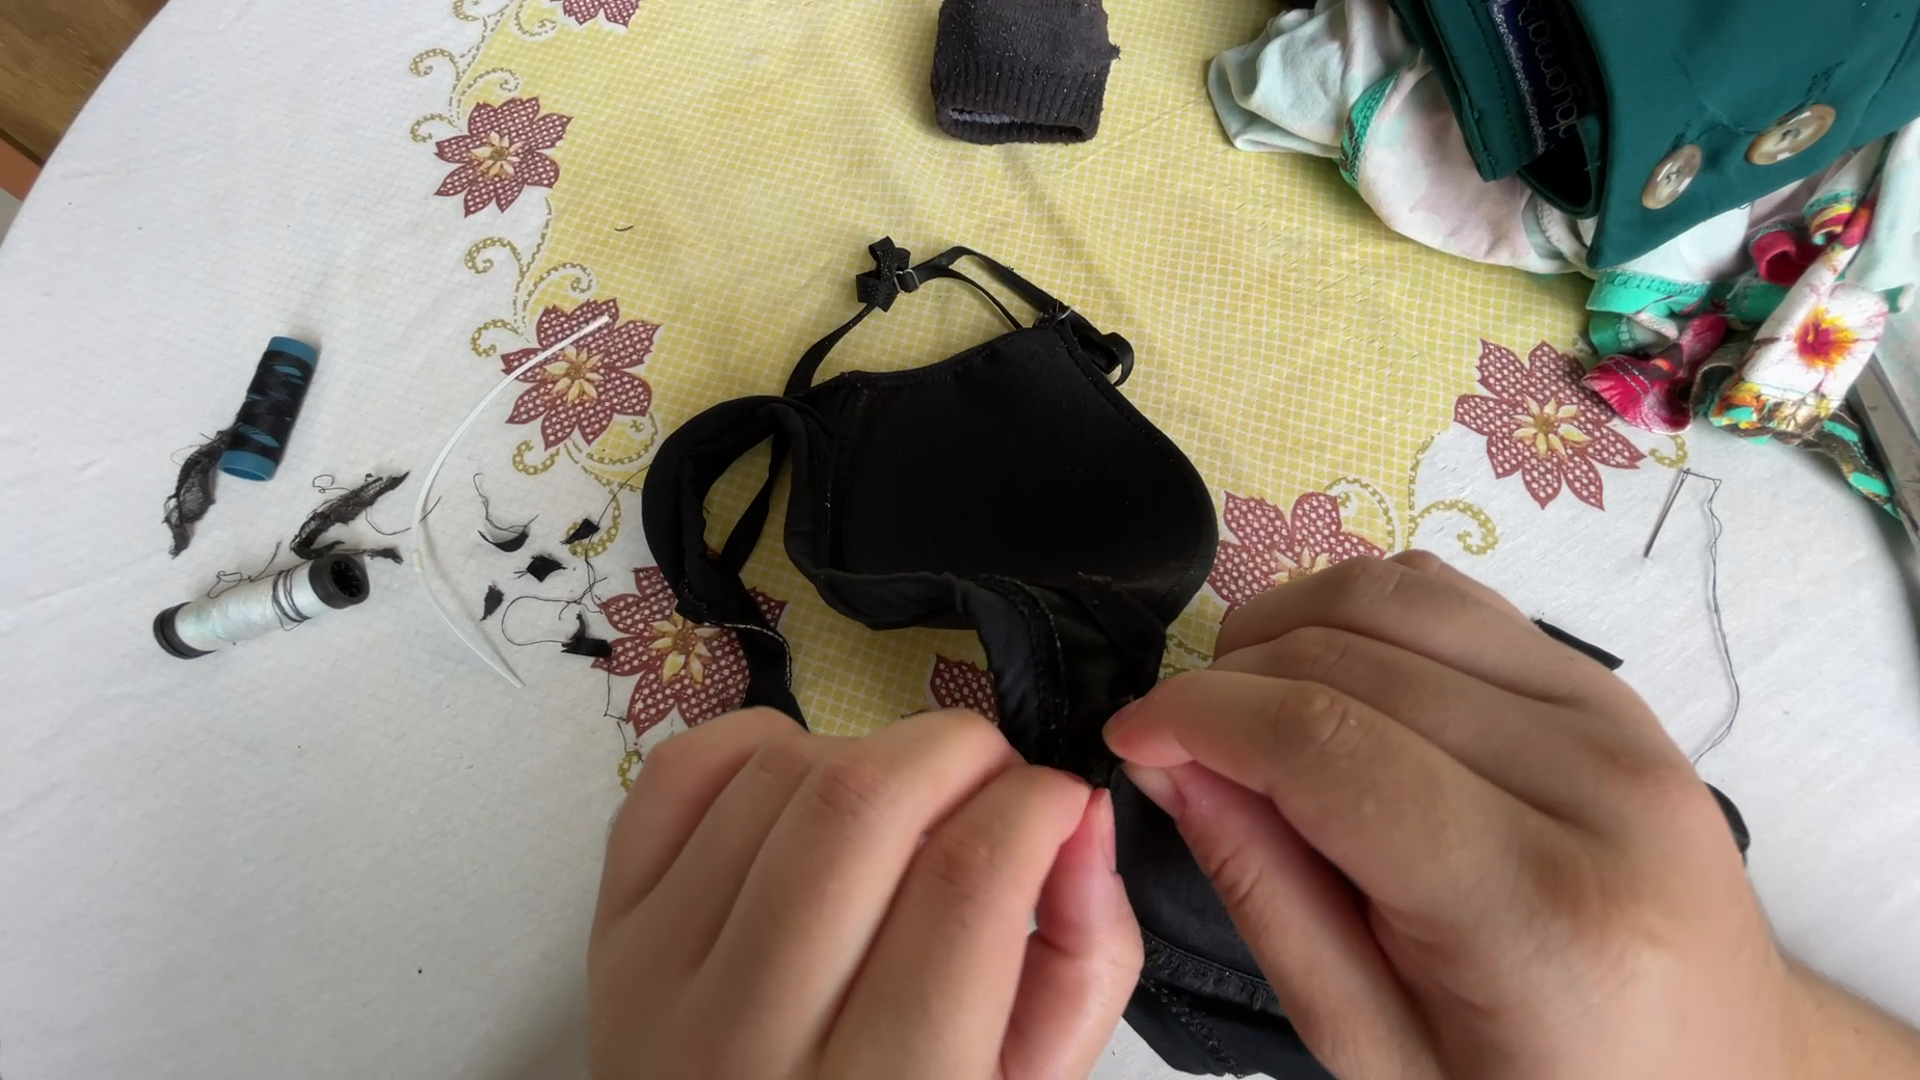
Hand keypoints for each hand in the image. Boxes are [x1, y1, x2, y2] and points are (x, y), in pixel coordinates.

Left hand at [588, 708, 1141, 1078]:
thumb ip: (1085, 956)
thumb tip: (1080, 808)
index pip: (966, 884)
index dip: (1036, 803)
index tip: (1059, 795)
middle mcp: (749, 1039)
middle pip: (862, 806)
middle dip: (957, 747)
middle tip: (992, 770)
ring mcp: (657, 973)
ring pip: (782, 775)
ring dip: (870, 751)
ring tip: (903, 798)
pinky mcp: (611, 925)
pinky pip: (681, 773)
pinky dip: (761, 739)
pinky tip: (807, 776)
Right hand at [1105, 552, 1919, 1078]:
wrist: (1717, 1072)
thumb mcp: (1364, 1041)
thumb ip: (1257, 886)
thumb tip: (1163, 760)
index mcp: (1544, 910)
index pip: (1321, 743)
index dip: (1195, 717)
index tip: (1129, 737)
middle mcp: (1596, 781)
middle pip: (1340, 657)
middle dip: (1220, 683)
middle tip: (1179, 742)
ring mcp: (1610, 709)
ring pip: (1381, 595)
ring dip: (1273, 627)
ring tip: (1239, 696)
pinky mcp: (1595, 677)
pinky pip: (1432, 590)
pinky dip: (1342, 606)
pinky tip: (1317, 668)